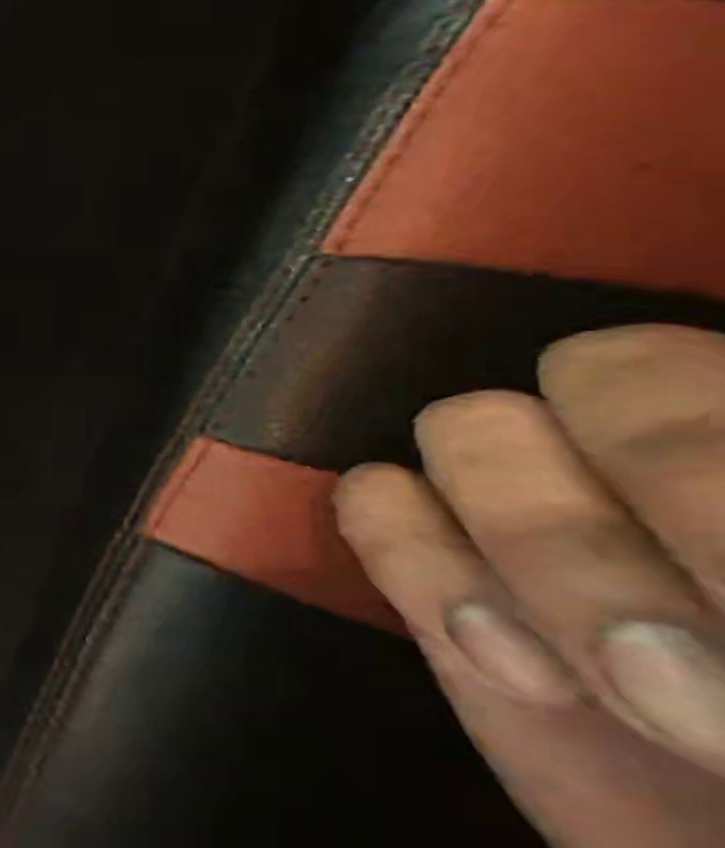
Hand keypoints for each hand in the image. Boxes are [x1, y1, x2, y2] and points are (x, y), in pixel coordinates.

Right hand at [337, 324, 724, 846]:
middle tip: (692, 686)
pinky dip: (420, 567)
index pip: (678, 370)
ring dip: (529, 550)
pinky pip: (372, 499)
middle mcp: (646, 454)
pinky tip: (509, 669)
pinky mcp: (433, 564)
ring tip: (617, 694)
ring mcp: (527, 505)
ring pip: (461, 426)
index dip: (698, 472)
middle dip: (627, 522)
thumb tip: (645, 620)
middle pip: (585, 373)